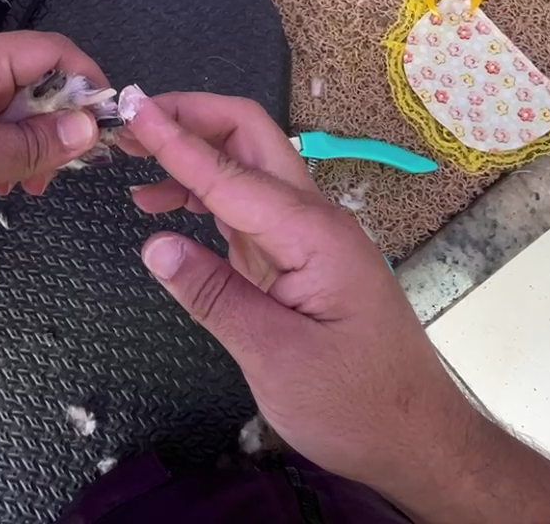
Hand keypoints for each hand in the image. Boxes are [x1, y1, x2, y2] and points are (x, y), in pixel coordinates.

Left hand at [0, 32, 107, 269]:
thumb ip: (33, 142)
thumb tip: (90, 124)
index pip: (48, 50)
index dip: (88, 78)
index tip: (113, 124)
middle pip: (31, 82)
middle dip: (62, 119)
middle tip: (74, 170)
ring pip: (7, 116)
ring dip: (33, 145)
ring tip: (36, 188)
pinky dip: (2, 161)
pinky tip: (2, 191)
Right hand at [119, 91, 488, 498]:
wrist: (418, 440)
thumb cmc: (356, 405)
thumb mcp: (277, 359)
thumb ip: (213, 295)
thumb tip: (153, 245)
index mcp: (312, 232)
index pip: (229, 170)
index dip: (174, 139)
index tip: (131, 109)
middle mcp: (309, 216)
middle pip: (248, 135)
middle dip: (189, 116)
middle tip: (131, 123)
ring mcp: (302, 230)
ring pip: (243, 161)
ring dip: (190, 149)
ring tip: (133, 160)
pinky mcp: (292, 250)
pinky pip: (240, 200)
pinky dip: (198, 190)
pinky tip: (164, 203)